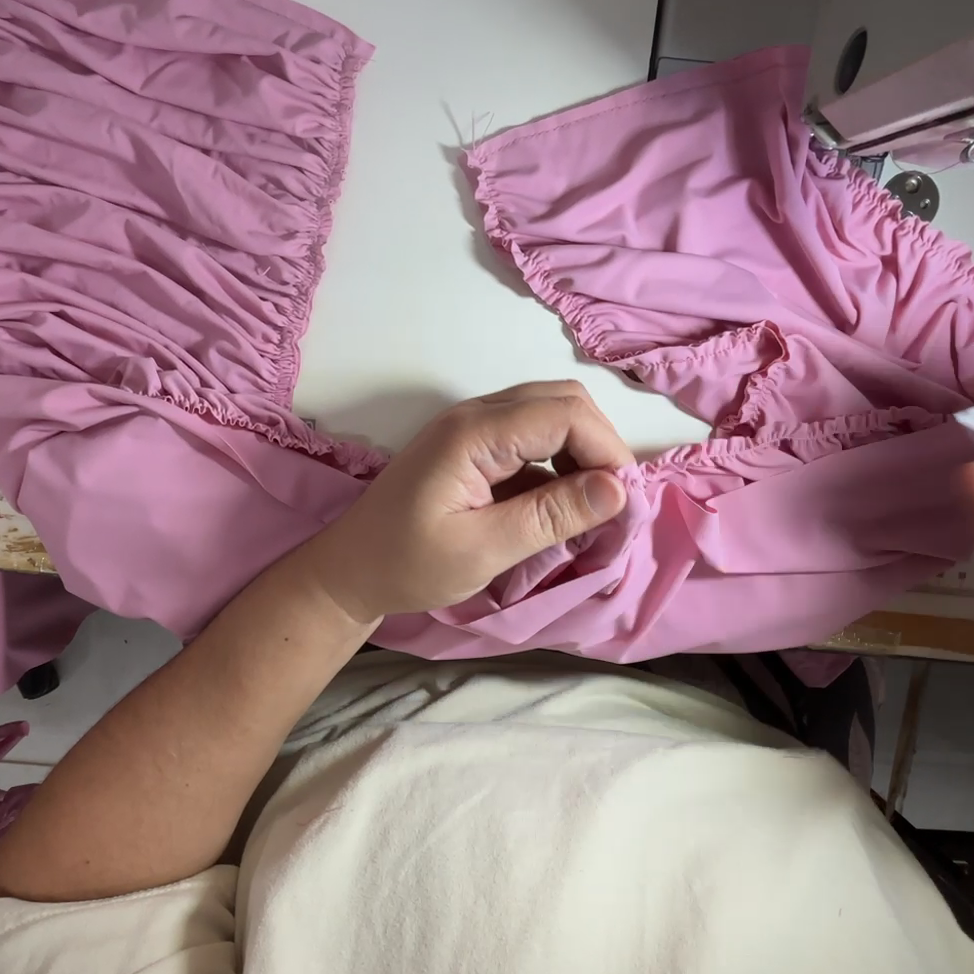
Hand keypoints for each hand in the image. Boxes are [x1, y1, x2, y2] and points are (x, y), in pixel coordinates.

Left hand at [298, 381, 633, 623]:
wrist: (351, 570)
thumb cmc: (407, 564)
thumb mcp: (483, 549)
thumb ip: (550, 516)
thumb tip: (618, 489)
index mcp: (474, 432)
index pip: (565, 413)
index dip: (607, 451)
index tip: (623, 504)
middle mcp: (475, 415)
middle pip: (562, 403)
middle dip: (600, 446)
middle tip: (614, 504)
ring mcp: (472, 428)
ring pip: (550, 416)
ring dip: (581, 453)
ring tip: (594, 507)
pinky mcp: (472, 448)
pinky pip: (530, 438)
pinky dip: (558, 464)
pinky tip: (563, 504)